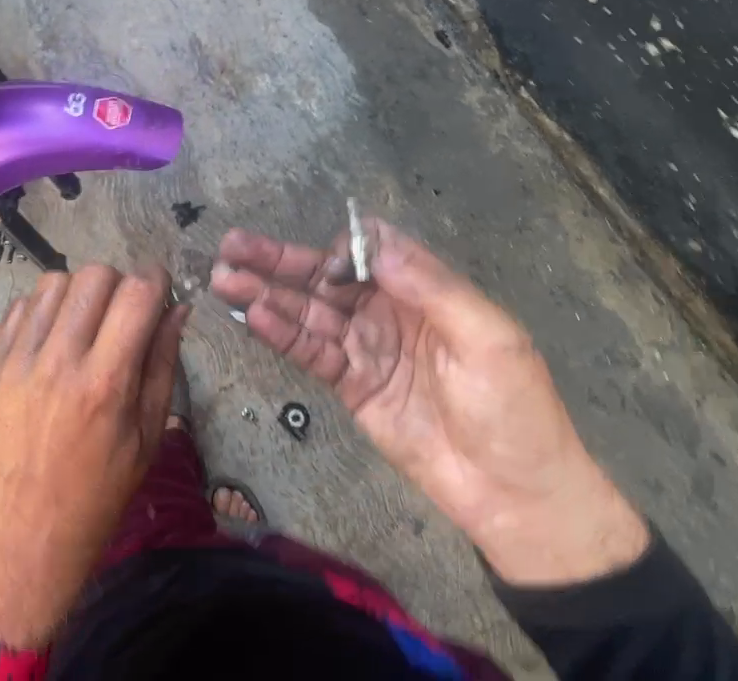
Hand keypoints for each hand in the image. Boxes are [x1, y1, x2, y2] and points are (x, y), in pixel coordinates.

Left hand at [0, 265, 188, 646]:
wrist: (31, 527)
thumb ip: (164, 363)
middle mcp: (60, 361)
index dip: (156, 282)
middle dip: (119, 285)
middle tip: (122, 314)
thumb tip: (178, 309)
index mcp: (107, 382)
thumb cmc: (102, 488)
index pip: (138, 293)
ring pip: (54, 281)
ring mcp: (19, 360)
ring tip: (85, 325)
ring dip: (79, 293)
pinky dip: (44, 310)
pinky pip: (21, 306)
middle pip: (95, 275)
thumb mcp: (149, 433)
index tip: (158, 293)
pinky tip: (53, 339)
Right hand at [211, 221, 648, 585]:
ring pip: (308, 311)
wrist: (512, 495)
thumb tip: (373, 244)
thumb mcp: (489, 338)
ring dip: (266, 293)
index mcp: (426, 291)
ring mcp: (366, 349)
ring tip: (224, 277)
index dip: (342, 249)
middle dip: (279, 260)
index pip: (370, 249)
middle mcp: (389, 311)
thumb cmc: (513, 410)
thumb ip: (432, 286)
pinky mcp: (350, 385)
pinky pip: (310, 352)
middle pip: (326, 277)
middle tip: (233, 245)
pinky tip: (251, 317)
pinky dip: (280, 334)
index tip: (329, 271)